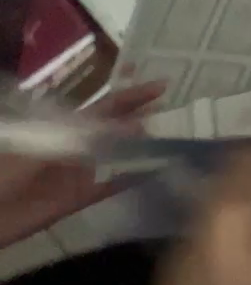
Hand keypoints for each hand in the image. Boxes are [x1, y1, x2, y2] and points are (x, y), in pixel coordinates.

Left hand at [0, 81, 165, 248]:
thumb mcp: (34, 152)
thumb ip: (80, 140)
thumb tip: (132, 125)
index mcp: (61, 133)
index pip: (103, 109)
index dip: (132, 96)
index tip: (163, 86)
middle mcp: (76, 149)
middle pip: (117, 131)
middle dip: (147, 121)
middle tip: (181, 114)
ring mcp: (79, 174)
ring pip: (122, 156)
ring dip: (147, 148)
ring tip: (180, 138)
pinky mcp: (80, 198)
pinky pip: (115, 185)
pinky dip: (138, 177)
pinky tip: (162, 169)